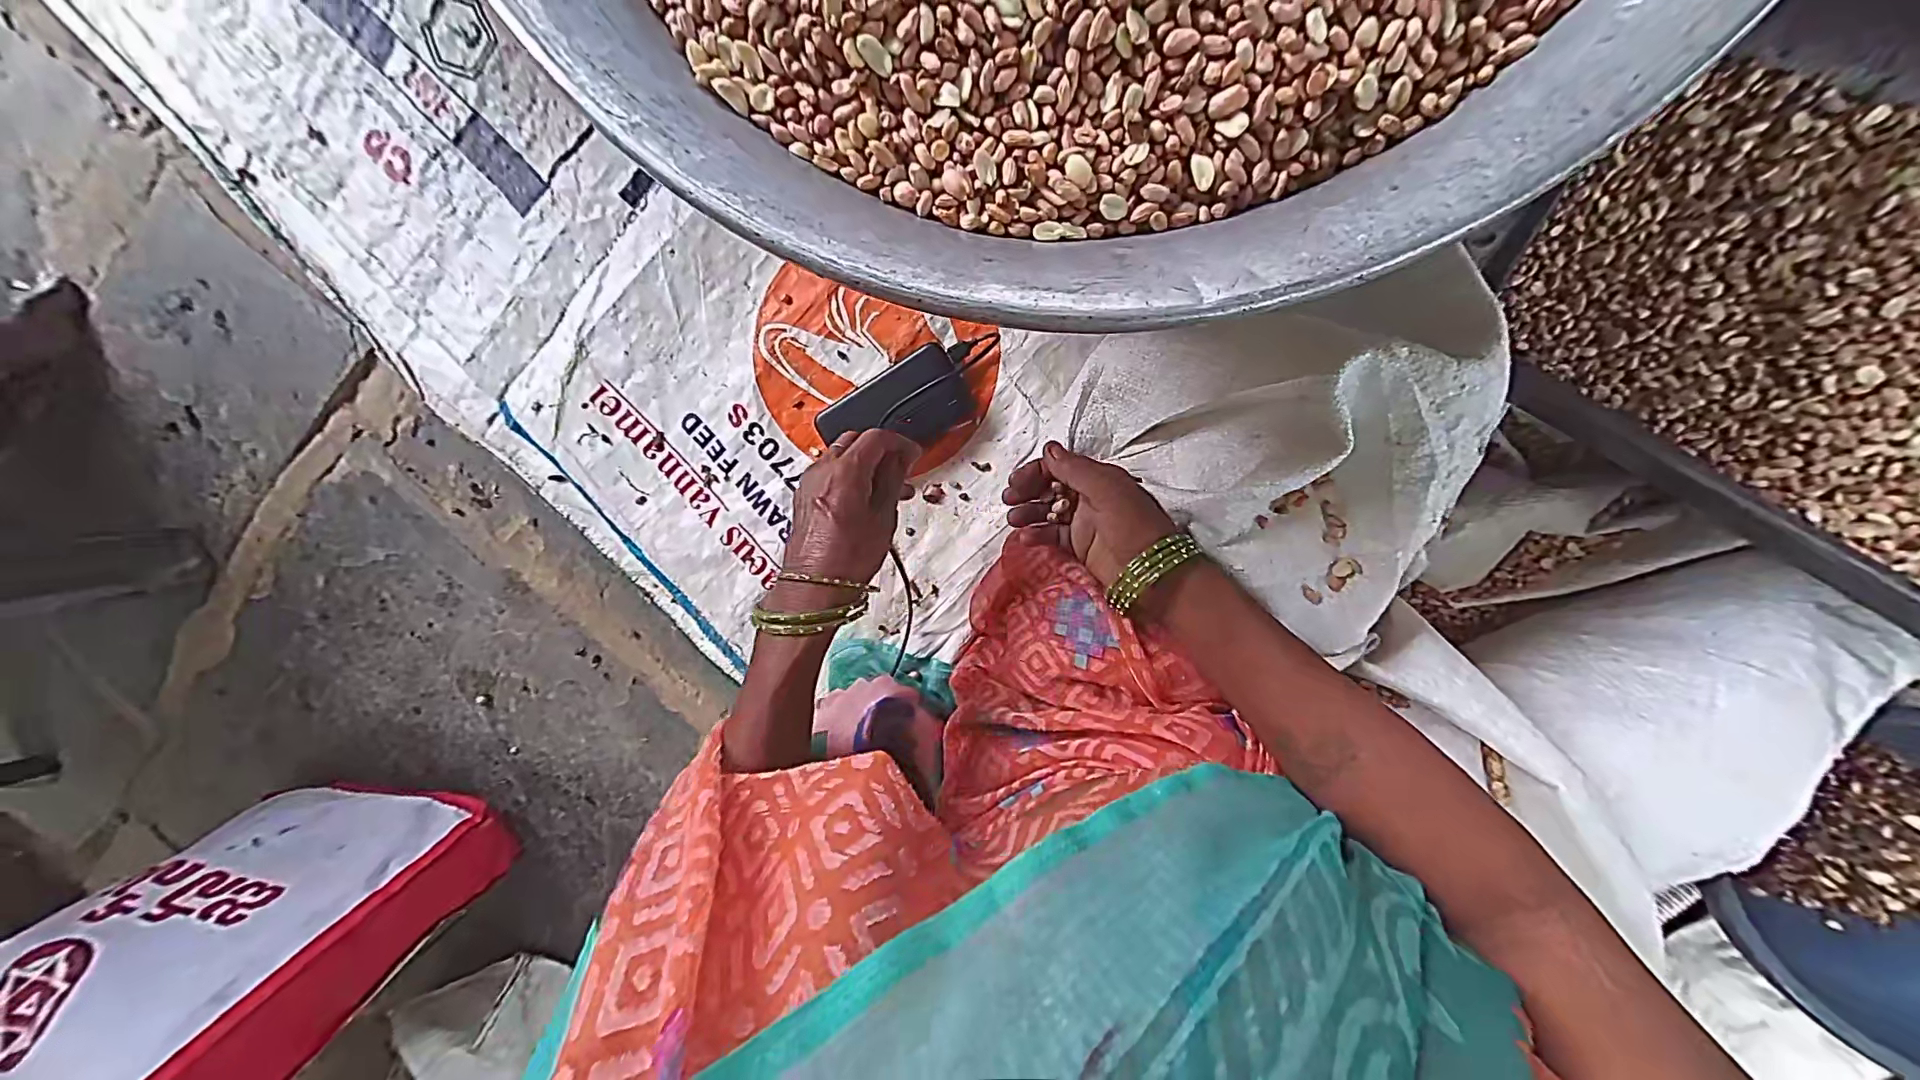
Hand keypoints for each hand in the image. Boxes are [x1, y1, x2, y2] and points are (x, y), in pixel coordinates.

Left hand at [781, 428, 919, 586]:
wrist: (816, 585)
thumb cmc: (846, 559)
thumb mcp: (883, 516)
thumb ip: (893, 478)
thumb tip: (900, 458)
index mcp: (845, 472)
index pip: (876, 437)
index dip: (900, 442)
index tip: (912, 453)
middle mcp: (822, 471)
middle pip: (856, 440)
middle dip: (881, 449)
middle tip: (901, 467)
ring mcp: (809, 482)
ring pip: (841, 455)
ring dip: (865, 463)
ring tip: (886, 487)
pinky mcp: (804, 494)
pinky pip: (829, 472)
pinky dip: (849, 475)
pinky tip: (864, 496)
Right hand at [1003, 441, 1178, 588]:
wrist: (1153, 575)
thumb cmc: (1135, 529)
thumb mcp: (1108, 490)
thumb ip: (1076, 469)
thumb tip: (1050, 450)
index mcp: (1099, 479)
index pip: (1060, 467)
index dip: (1036, 472)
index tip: (1017, 482)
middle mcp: (1090, 498)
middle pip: (1050, 488)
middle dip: (1028, 491)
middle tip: (1011, 500)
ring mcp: (1084, 524)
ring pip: (1047, 512)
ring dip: (1029, 512)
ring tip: (1015, 519)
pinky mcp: (1079, 547)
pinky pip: (1052, 536)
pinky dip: (1037, 535)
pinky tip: (1027, 537)